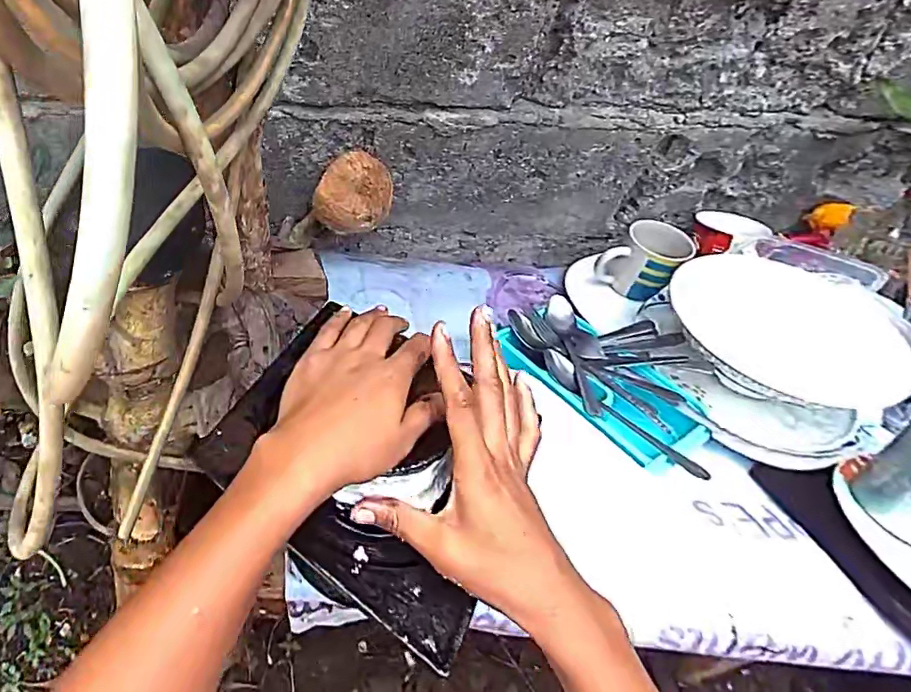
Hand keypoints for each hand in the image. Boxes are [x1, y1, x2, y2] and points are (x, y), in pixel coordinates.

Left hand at [255, 307, 442, 499]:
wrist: (305, 450)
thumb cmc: (351, 452)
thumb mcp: (400, 442)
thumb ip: (423, 415)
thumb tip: (441, 401)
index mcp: (391, 378)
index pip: (414, 350)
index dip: (424, 343)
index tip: (427, 342)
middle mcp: (365, 359)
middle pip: (385, 329)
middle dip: (397, 323)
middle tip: (402, 323)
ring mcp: (337, 355)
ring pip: (359, 323)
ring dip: (372, 315)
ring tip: (379, 312)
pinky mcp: (313, 357)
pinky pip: (329, 328)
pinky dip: (339, 317)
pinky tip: (343, 313)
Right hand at [352, 306, 585, 632]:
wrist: (548, 593)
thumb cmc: (501, 570)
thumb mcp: (441, 547)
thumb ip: (400, 518)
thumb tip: (362, 504)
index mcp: (477, 467)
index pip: (460, 404)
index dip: (449, 366)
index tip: (440, 335)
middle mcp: (499, 456)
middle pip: (492, 390)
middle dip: (484, 347)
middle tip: (481, 316)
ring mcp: (515, 462)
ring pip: (510, 402)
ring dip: (502, 364)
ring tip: (497, 337)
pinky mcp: (523, 473)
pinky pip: (526, 427)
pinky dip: (524, 401)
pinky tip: (525, 388)